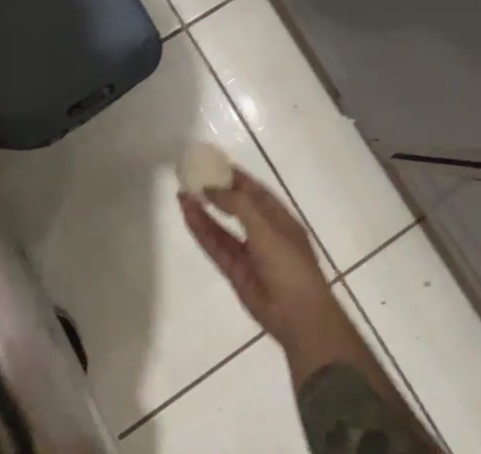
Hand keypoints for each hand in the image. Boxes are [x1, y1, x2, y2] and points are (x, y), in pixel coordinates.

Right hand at [179, 170, 358, 384]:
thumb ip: (237, 205)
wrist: (298, 315)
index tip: (212, 163)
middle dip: (216, 192)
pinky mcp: (234, 270)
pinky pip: (215, 245)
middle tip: (192, 177)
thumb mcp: (266, 228)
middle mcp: (264, 233)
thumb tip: (210, 188)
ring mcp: (249, 253)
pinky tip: (187, 213)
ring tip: (182, 193)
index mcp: (280, 219)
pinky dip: (201, 230)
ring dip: (203, 210)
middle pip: (236, 207)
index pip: (255, 191)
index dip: (235, 177)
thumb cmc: (289, 265)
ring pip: (221, 227)